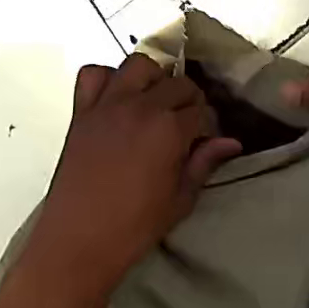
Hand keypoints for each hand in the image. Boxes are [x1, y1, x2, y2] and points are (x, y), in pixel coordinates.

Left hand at [35, 54, 241, 286]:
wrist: (77, 242)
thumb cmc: (134, 226)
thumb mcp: (180, 198)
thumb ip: (204, 163)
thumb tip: (231, 143)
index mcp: (169, 129)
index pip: (202, 111)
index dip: (209, 125)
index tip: (207, 141)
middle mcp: (140, 107)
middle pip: (177, 83)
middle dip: (189, 101)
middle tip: (187, 125)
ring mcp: (107, 105)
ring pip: (139, 65)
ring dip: (154, 79)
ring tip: (155, 103)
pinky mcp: (82, 113)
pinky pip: (93, 75)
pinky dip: (107, 79)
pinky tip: (118, 100)